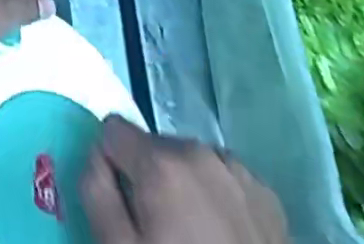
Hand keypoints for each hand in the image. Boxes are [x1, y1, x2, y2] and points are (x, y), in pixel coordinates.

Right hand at [83, 116, 287, 243]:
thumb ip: (95, 189)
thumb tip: (97, 154)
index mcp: (160, 163)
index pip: (113, 130)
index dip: (111, 164)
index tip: (124, 203)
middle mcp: (200, 153)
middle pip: (152, 146)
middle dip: (149, 177)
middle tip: (161, 230)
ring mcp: (239, 172)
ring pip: (189, 161)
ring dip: (183, 185)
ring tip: (194, 237)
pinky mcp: (268, 196)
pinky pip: (223, 178)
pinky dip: (216, 197)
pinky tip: (224, 238)